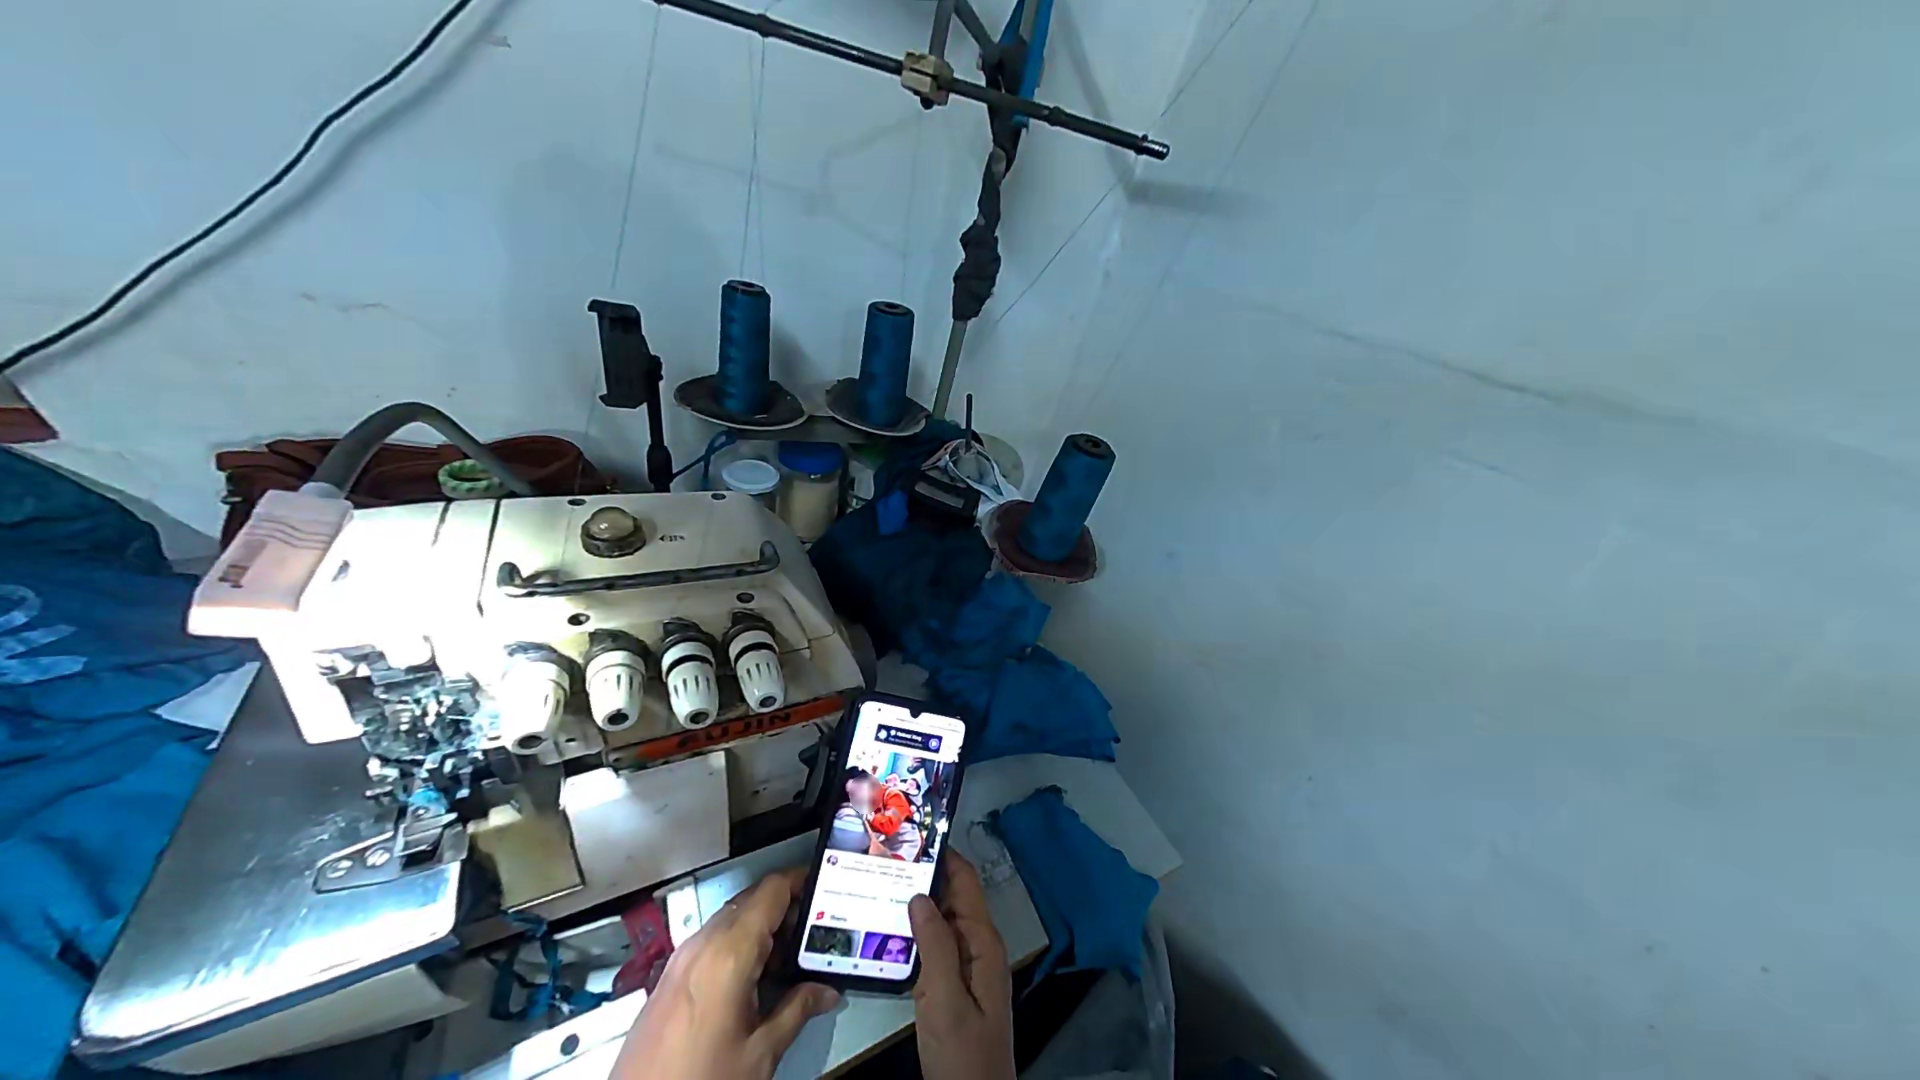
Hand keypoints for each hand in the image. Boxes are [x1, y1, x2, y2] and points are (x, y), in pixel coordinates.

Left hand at [613, 868, 838, 1079]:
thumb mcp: (760, 1052)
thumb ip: (798, 1010)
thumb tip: (827, 991)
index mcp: (730, 951)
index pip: (772, 890)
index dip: (801, 880)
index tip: (825, 887)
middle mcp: (704, 942)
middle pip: (754, 898)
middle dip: (787, 907)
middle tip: (815, 932)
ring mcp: (683, 956)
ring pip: (733, 917)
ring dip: (763, 926)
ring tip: (791, 959)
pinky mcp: (671, 974)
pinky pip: (714, 938)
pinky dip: (740, 942)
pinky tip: (755, 978)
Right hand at [910, 850, 1014, 1079]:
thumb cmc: (962, 1052)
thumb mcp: (945, 998)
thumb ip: (935, 944)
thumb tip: (919, 895)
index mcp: (983, 942)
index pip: (966, 883)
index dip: (945, 857)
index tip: (916, 834)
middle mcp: (979, 946)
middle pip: (954, 897)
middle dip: (928, 874)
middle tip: (890, 855)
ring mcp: (968, 966)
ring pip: (944, 920)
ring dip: (920, 901)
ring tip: (885, 881)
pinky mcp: (956, 983)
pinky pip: (938, 944)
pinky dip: (918, 929)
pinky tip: (892, 927)